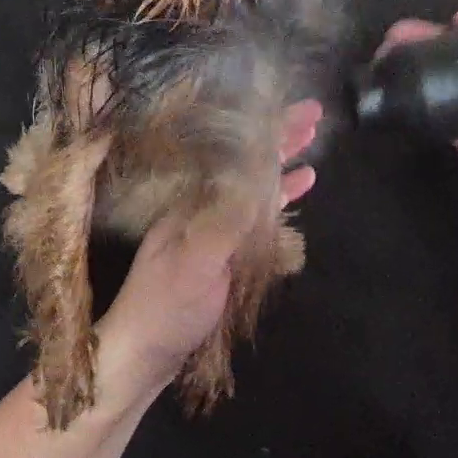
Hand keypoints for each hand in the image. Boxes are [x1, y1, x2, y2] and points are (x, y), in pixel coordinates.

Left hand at [94, 99, 322, 385]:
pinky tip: (300, 185)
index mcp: (191, 194)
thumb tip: (256, 170)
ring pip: (251, 180)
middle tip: (314, 114)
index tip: (298, 108)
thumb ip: (226, 218)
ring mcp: (210, 222)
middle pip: (243, 158)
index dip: (267, 127)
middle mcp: (199, 200)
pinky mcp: (220, 246)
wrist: (144, 349)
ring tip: (310, 137)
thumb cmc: (167, 303)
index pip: (235, 149)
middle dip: (278, 135)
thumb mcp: (198, 260)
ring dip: (280, 158)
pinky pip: (254, 210)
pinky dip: (277, 194)